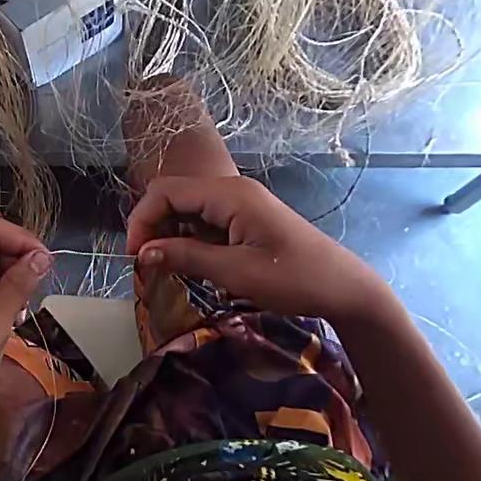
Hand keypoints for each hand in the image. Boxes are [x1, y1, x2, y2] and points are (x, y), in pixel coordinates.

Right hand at [126, 174, 401, 325]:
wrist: (345, 289)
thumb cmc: (295, 280)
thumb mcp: (236, 273)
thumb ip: (186, 257)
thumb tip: (141, 252)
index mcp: (229, 195)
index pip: (166, 192)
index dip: (142, 220)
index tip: (135, 256)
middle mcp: (230, 191)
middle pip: (172, 195)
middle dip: (150, 225)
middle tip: (145, 263)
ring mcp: (238, 203)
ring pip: (185, 208)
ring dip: (167, 233)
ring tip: (162, 266)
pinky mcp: (243, 219)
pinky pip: (202, 220)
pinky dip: (185, 238)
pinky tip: (186, 261)